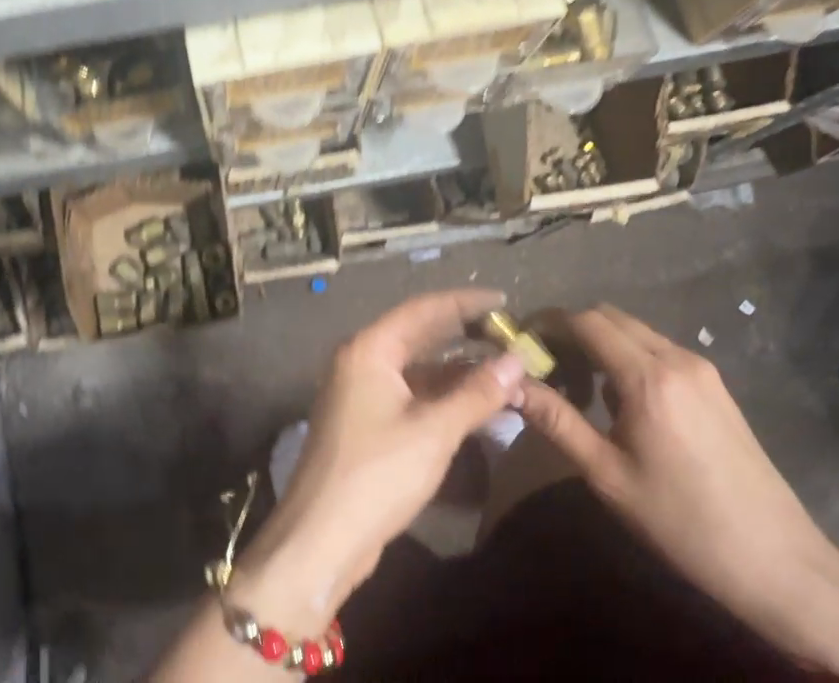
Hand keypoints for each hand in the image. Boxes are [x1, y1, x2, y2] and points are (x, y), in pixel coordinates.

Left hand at [234, 289, 526, 620]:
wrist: (322, 537)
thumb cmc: (377, 475)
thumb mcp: (434, 432)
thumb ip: (477, 393)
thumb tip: (516, 360)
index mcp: (368, 350)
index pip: (423, 310)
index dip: (466, 303)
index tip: (505, 301)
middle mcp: (360, 362)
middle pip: (418, 336)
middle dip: (464, 336)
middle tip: (510, 336)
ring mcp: (359, 394)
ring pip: (416, 370)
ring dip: (457, 372)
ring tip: (505, 374)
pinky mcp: (365, 424)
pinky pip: (410, 395)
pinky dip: (442, 397)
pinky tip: (476, 407)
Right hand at [518, 305, 838, 671]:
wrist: (777, 560)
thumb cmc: (681, 521)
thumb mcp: (607, 475)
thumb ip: (556, 421)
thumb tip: (508, 384)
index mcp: (648, 377)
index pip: (586, 321)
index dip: (547, 324)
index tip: (519, 344)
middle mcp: (677, 359)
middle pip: (611, 317)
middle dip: (571, 330)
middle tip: (542, 365)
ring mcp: (702, 372)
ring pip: (637, 332)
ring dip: (600, 343)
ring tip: (574, 385)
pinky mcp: (716, 388)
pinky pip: (659, 352)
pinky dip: (628, 358)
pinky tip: (617, 401)